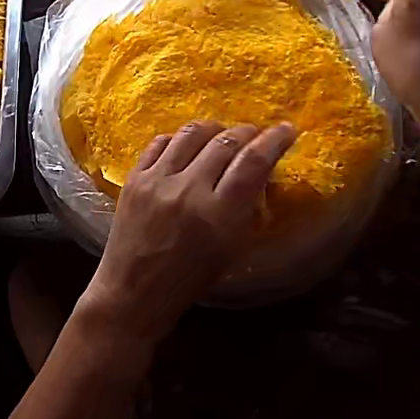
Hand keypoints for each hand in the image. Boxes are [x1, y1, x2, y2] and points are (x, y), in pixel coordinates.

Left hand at [81, 122, 296, 343]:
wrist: (135, 290)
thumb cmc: (189, 278)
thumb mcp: (232, 248)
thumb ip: (246, 208)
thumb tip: (258, 172)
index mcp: (219, 214)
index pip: (253, 162)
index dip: (274, 140)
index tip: (285, 130)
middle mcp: (188, 189)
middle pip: (225, 142)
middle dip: (247, 132)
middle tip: (256, 133)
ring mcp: (157, 181)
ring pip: (191, 134)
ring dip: (213, 128)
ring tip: (222, 133)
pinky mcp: (134, 178)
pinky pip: (159, 143)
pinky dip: (178, 139)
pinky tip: (186, 144)